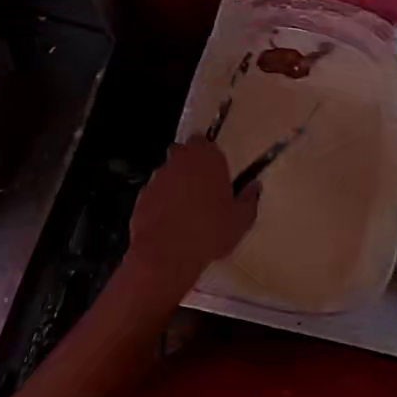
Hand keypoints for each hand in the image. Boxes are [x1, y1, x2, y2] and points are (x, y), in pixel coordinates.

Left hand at [124, 139, 259, 297]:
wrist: (165, 254)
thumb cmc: (209, 231)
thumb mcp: (241, 220)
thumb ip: (249, 199)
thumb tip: (255, 187)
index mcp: (207, 156)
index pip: (207, 142)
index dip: (211, 158)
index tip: (218, 176)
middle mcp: (180, 159)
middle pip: (185, 153)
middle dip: (192, 167)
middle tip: (204, 191)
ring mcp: (158, 176)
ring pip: (169, 173)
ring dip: (177, 185)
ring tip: (187, 213)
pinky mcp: (142, 195)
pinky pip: (156, 193)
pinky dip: (161, 203)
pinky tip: (170, 224)